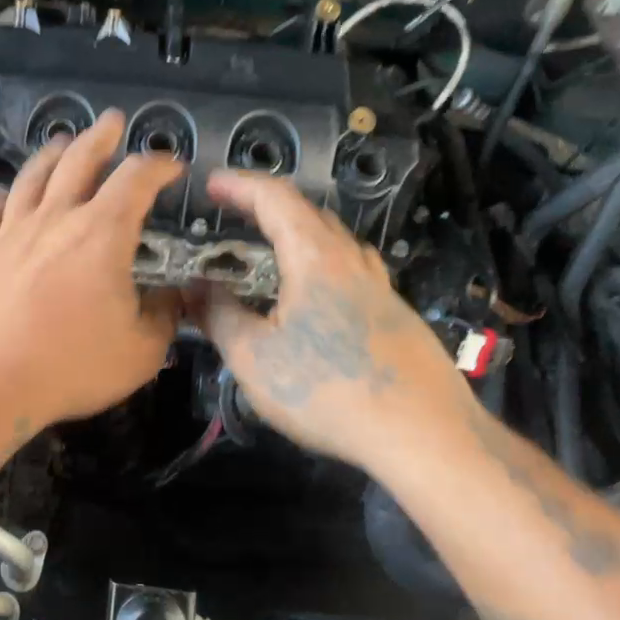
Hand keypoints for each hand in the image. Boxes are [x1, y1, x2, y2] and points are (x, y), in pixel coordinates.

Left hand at [0, 109, 184, 429]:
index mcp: (102, 232)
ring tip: (61, 142)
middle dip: (100, 138)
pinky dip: (0, 197)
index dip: (157, 166)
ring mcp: (13, 231)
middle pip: (78, 161)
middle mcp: (56, 218)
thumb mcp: (141, 350)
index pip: (136, 180)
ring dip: (50, 155)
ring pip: (32, 178)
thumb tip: (175, 299)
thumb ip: (164, 318)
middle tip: (111, 121)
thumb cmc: (72, 362)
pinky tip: (1, 193)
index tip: (172, 166)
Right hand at [194, 171, 476, 468]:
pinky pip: (349, 269)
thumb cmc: (329, 391)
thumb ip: (219, 316)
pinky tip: (312, 294)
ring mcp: (380, 286)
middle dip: (266, 204)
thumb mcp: (254, 358)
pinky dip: (318, 261)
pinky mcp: (395, 314)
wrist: (426, 435)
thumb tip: (193, 288)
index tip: (210, 183)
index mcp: (314, 257)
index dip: (239, 185)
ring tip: (269, 248)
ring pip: (334, 240)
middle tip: (232, 213)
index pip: (274, 198)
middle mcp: (350, 260)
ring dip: (297, 232)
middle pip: (308, 212)